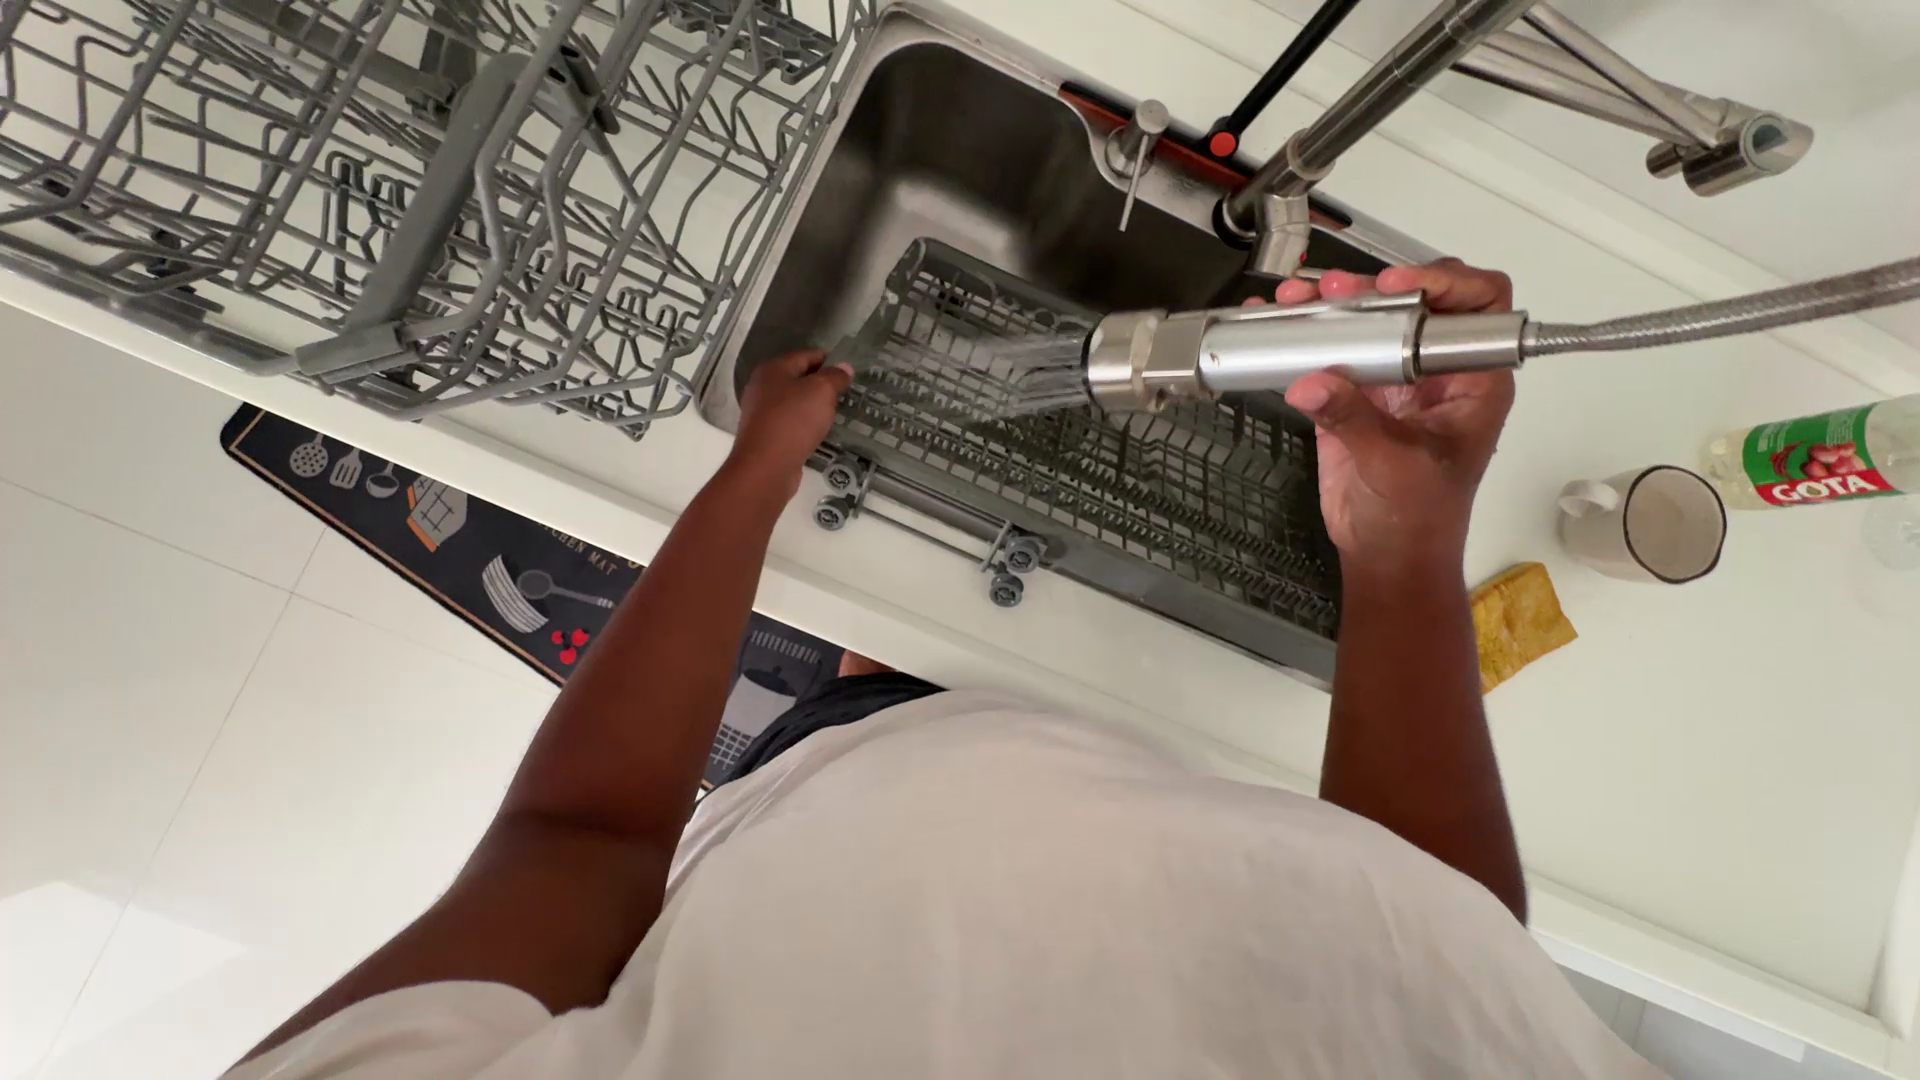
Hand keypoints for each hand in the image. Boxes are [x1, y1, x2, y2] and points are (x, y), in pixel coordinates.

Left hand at [726, 350, 853, 497]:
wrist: (766, 466)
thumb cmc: (794, 421)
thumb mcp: (821, 391)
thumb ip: (834, 377)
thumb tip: (844, 367)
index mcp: (773, 369)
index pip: (805, 356)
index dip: (828, 360)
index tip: (848, 370)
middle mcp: (763, 387)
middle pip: (797, 379)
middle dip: (821, 384)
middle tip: (845, 392)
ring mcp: (761, 412)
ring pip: (793, 402)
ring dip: (812, 406)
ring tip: (835, 412)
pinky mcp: (765, 435)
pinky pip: (789, 423)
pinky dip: (804, 424)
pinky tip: (817, 432)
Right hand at [1267, 259, 1516, 581]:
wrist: (1383, 552)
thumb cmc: (1416, 513)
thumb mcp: (1393, 461)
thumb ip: (1352, 418)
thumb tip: (1309, 383)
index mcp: (1470, 379)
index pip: (1477, 308)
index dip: (1444, 284)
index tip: (1394, 288)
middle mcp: (1431, 371)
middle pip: (1410, 307)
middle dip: (1371, 290)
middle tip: (1334, 289)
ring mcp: (1388, 383)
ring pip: (1366, 327)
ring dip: (1330, 309)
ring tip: (1295, 298)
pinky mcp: (1348, 398)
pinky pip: (1327, 359)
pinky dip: (1302, 341)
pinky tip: (1276, 324)